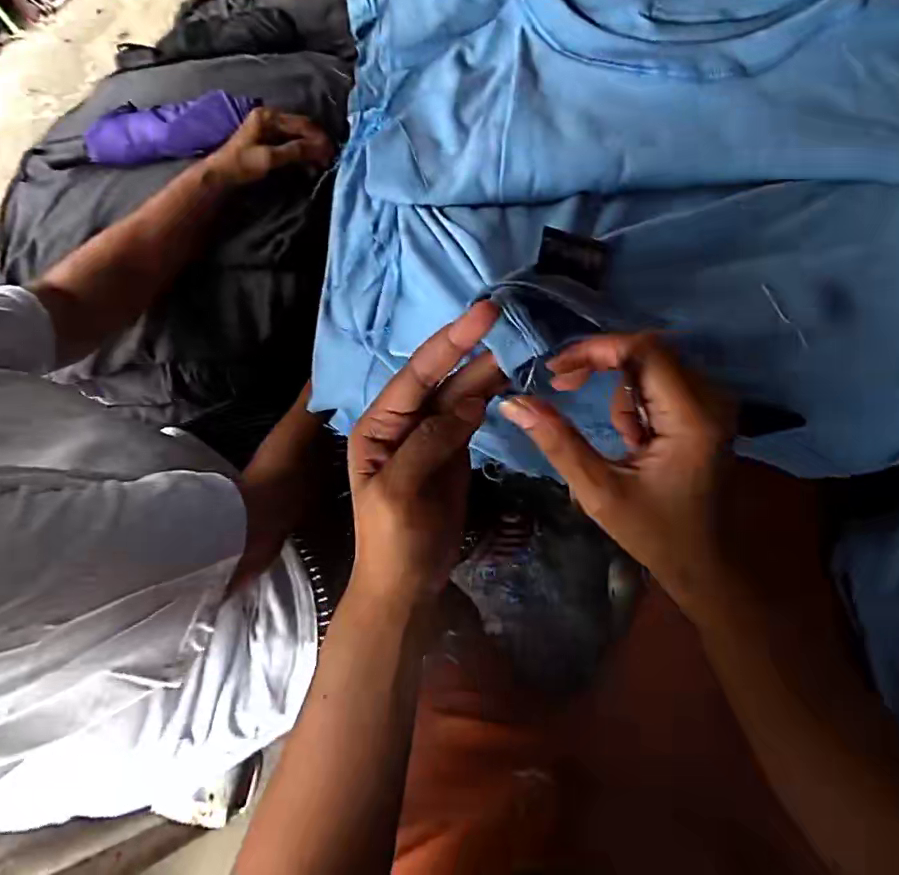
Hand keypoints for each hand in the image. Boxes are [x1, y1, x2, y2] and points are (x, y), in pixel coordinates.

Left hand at [206, 108, 332, 184]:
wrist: (220, 176)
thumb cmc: (241, 165)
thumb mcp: (269, 158)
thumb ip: (295, 150)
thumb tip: (320, 147)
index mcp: (269, 116)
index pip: (302, 124)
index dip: (319, 138)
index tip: (331, 153)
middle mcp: (270, 118)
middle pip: (301, 128)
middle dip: (316, 143)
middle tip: (329, 160)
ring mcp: (269, 129)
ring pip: (298, 136)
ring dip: (310, 149)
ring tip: (320, 164)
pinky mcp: (268, 141)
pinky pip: (291, 144)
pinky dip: (302, 153)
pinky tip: (308, 164)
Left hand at [347, 301, 509, 604]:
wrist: (406, 585)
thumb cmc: (391, 540)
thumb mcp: (399, 492)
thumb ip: (429, 443)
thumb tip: (469, 402)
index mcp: (379, 423)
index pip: (415, 375)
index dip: (448, 343)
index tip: (482, 313)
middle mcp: (403, 420)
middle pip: (440, 377)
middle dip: (470, 348)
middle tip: (506, 315)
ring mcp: (431, 433)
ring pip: (461, 393)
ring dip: (487, 369)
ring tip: (519, 343)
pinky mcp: (454, 449)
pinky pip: (473, 415)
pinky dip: (492, 395)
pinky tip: (510, 377)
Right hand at [497, 333, 738, 611]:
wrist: (705, 564)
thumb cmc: (655, 533)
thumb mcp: (599, 491)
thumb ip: (558, 441)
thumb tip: (513, 402)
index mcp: (692, 418)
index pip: (644, 351)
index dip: (594, 350)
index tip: (555, 371)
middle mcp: (711, 400)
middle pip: (647, 350)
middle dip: (599, 362)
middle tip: (562, 385)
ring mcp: (712, 403)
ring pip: (651, 363)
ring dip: (618, 387)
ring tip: (619, 439)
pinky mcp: (705, 410)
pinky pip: (660, 380)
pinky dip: (634, 399)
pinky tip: (633, 439)